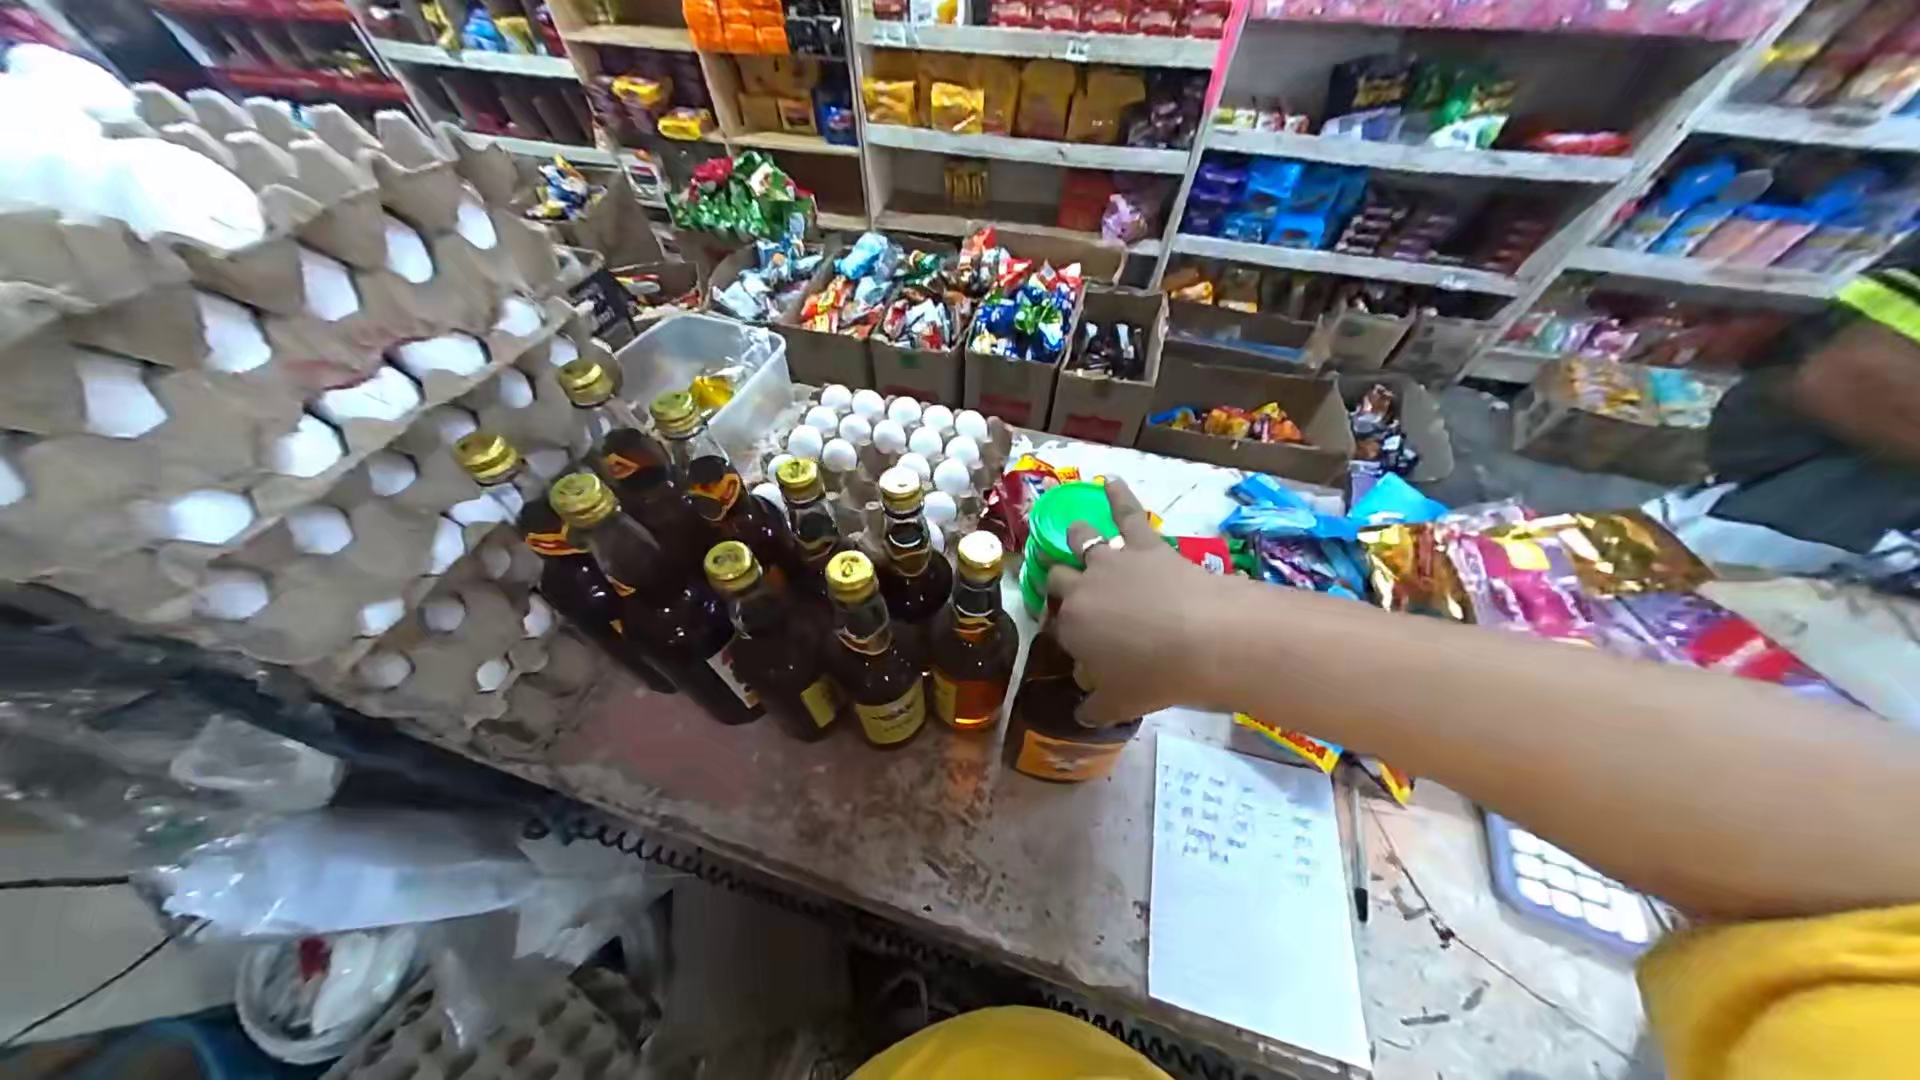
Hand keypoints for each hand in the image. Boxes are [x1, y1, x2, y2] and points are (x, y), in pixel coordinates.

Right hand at [1045, 479, 1245, 726]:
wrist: (1201, 638)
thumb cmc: (1156, 675)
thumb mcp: (1120, 703)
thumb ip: (1096, 708)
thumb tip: (1083, 714)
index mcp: (1070, 626)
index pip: (1057, 626)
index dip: (1066, 632)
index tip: (1079, 644)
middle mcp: (1080, 588)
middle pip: (1057, 577)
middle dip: (1058, 581)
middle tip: (1065, 588)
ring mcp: (1110, 561)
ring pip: (1079, 539)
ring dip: (1074, 536)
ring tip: (1072, 531)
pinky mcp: (1143, 544)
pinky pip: (1127, 512)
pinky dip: (1118, 494)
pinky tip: (1110, 479)